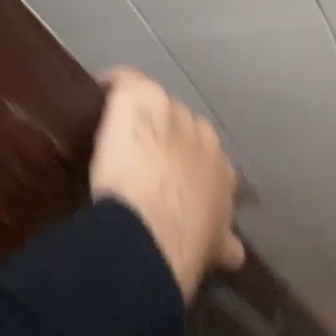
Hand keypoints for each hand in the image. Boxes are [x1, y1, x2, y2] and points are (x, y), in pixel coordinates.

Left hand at [89, 67, 245, 301]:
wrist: (155, 228)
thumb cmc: (184, 245)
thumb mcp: (214, 248)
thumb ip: (223, 244)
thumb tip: (232, 253)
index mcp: (223, 174)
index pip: (212, 161)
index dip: (192, 168)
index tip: (177, 181)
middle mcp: (205, 140)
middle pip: (189, 128)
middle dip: (172, 140)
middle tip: (147, 158)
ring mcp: (173, 118)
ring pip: (160, 109)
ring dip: (146, 117)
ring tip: (123, 130)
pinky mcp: (142, 101)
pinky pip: (129, 82)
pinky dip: (117, 83)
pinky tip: (103, 86)